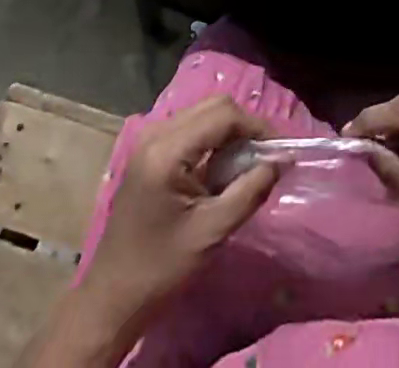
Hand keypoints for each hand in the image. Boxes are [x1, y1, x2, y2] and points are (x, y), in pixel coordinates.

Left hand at [79, 96, 281, 320]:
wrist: (114, 291)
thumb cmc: (162, 266)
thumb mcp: (212, 231)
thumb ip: (249, 191)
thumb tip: (281, 161)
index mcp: (167, 150)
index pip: (222, 115)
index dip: (258, 127)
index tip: (284, 151)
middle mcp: (155, 132)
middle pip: (213, 106)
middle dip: (246, 126)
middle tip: (270, 156)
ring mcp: (150, 139)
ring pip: (202, 113)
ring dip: (231, 131)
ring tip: (253, 163)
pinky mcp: (150, 150)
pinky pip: (191, 128)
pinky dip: (214, 139)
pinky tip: (227, 167)